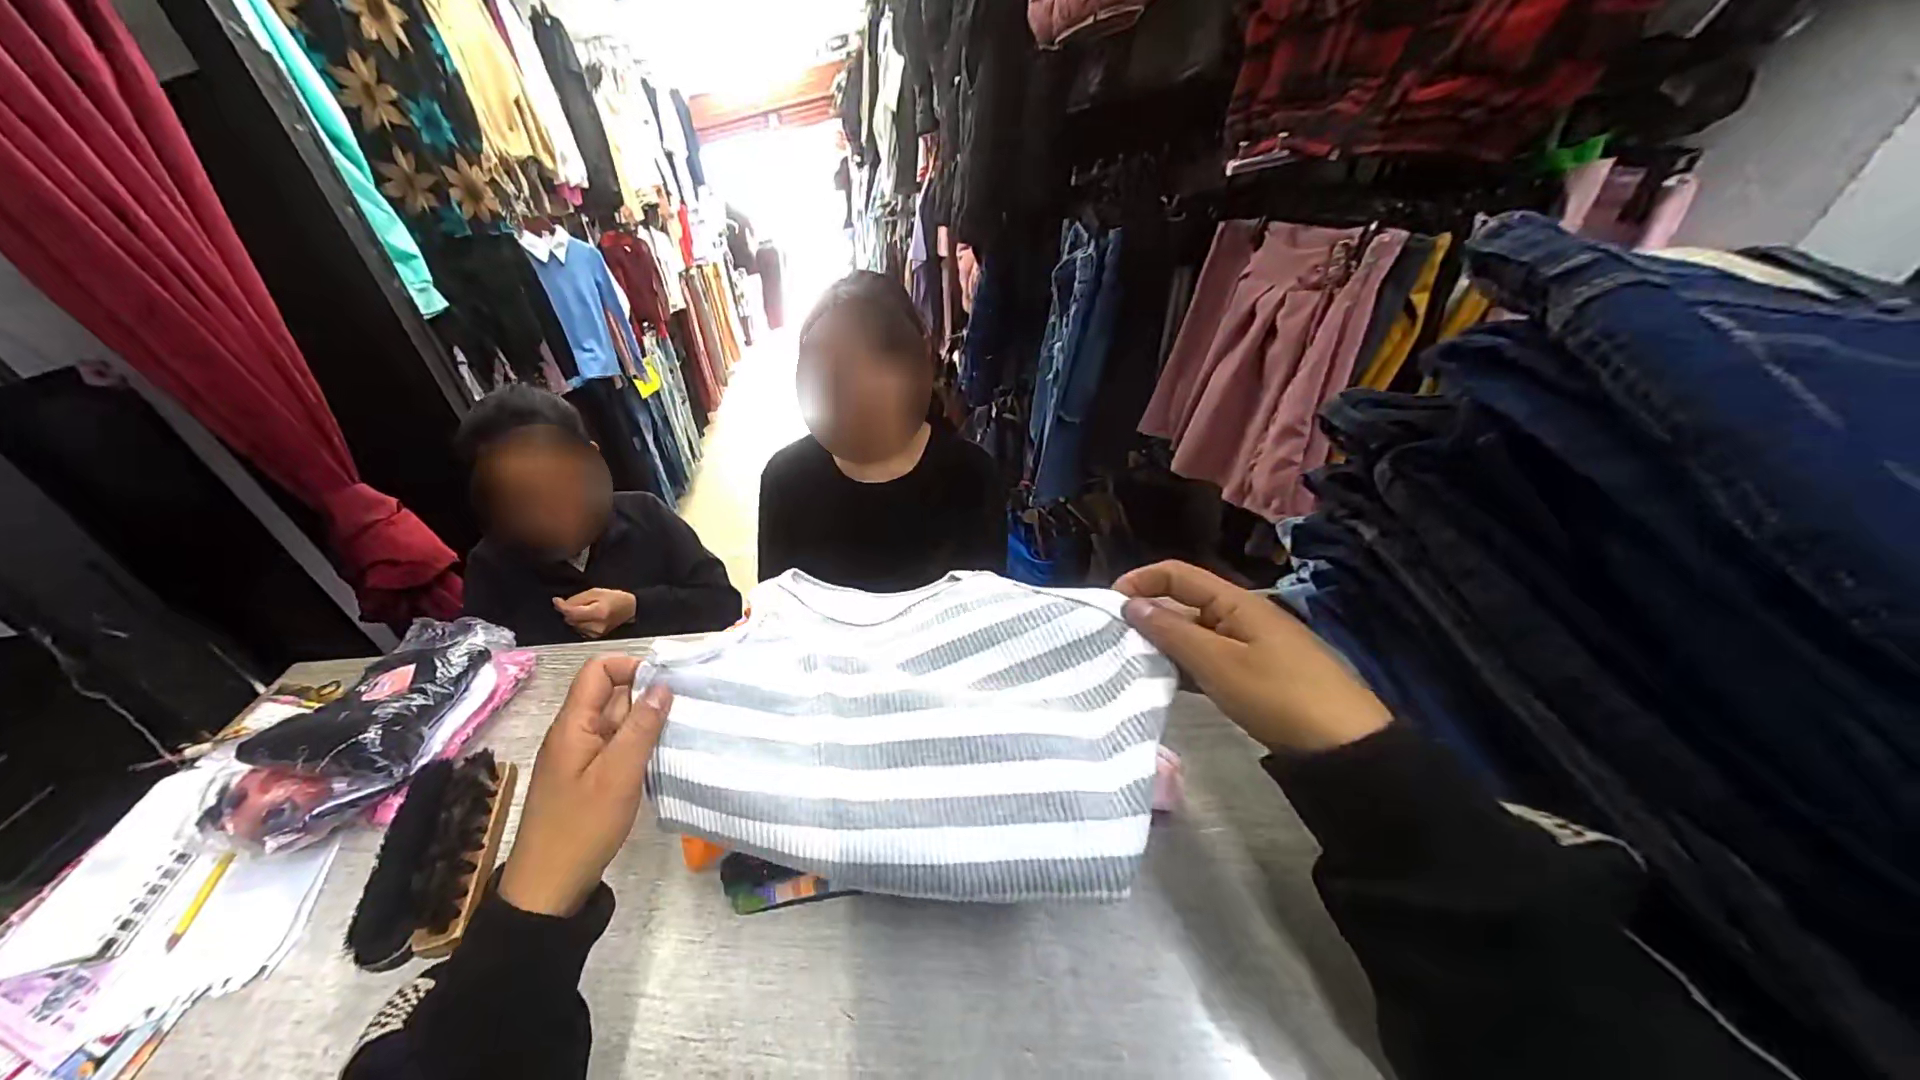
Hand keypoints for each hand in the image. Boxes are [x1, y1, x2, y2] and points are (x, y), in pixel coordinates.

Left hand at [497, 654, 670, 916]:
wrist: (549, 888)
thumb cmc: (582, 827)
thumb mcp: (619, 775)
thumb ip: (641, 727)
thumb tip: (662, 685)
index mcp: (573, 725)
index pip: (598, 671)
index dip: (632, 667)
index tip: (666, 684)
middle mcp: (575, 733)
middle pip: (612, 693)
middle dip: (647, 694)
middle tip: (683, 710)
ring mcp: (581, 755)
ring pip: (618, 719)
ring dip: (647, 720)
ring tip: (679, 731)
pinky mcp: (589, 775)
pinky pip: (617, 744)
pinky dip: (640, 743)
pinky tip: (661, 756)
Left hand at [553, 588, 636, 638]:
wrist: (630, 609)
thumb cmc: (615, 598)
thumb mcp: (596, 592)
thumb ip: (577, 599)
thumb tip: (560, 605)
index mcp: (598, 613)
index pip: (571, 612)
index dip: (561, 606)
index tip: (556, 600)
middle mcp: (596, 626)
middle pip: (570, 620)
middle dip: (570, 611)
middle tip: (578, 604)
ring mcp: (596, 633)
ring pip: (573, 625)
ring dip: (575, 617)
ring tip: (586, 610)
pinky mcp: (595, 637)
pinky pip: (579, 630)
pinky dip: (580, 623)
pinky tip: (589, 618)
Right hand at [1115, 561, 1389, 752]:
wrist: (1343, 746)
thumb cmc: (1277, 695)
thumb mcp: (1218, 664)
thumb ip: (1172, 632)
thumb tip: (1132, 604)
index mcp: (1237, 602)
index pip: (1178, 574)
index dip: (1142, 581)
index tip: (1110, 604)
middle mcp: (1241, 615)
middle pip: (1185, 602)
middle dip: (1149, 614)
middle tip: (1115, 639)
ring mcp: (1249, 645)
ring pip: (1195, 633)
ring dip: (1164, 642)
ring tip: (1133, 662)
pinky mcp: (1254, 672)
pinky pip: (1209, 658)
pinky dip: (1185, 664)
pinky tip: (1167, 682)